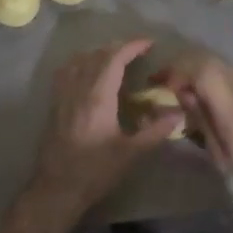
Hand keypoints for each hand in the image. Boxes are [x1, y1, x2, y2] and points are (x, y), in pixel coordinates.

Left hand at [20, 39, 181, 230]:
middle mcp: (78, 89)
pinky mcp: (54, 104)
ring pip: (79, 60)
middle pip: (96, 55)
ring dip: (98, 53)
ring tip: (115, 59)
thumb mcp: (130, 153)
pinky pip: (66, 71)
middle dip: (118, 48)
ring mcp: (62, 95)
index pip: (114, 58)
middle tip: (137, 52)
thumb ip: (156, 131)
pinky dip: (80, 63)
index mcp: (98, 97)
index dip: (132, 46)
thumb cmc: (95, 171)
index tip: (149, 44)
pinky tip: (88, 72)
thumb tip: (178, 113)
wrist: (57, 188)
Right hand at [158, 51, 232, 203]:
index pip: (195, 67)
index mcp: (226, 96)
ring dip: (197, 72)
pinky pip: (230, 74)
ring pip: (217, 65)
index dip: (173, 71)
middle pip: (204, 59)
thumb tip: (183, 95)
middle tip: (165, 84)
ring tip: (185, 92)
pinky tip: (210, 99)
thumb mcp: (220, 150)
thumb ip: (200, 118)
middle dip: (181, 68)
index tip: (158, 84)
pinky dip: (213, 79)